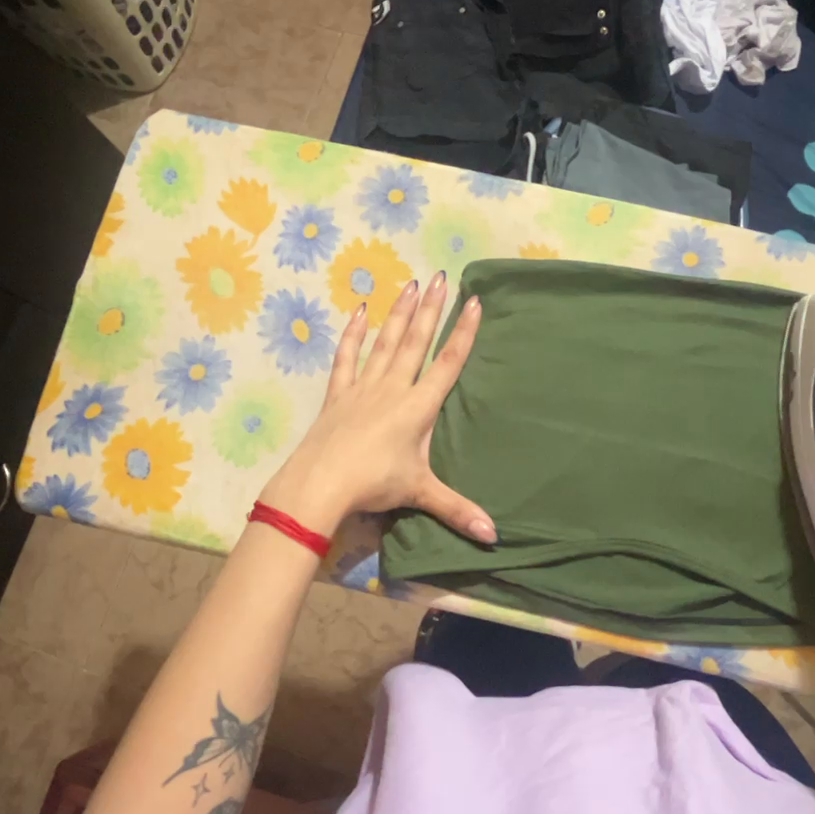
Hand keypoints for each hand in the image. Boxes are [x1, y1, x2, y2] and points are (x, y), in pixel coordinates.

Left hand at [258, 272, 494, 542]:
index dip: (463, 333)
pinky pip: (348, 357)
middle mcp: (393, 388)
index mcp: (417, 407)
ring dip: (399, 313)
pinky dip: (354, 334)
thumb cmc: (373, 484)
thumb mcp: (420, 494)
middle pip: (416, 342)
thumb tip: (494, 536)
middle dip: (431, 309)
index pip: (447, 363)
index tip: (474, 302)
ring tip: (411, 284)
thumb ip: (457, 510)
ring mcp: (363, 387)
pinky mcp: (338, 393)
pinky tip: (361, 312)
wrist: (320, 482)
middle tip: (441, 276)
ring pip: (386, 342)